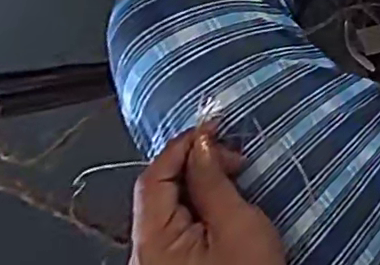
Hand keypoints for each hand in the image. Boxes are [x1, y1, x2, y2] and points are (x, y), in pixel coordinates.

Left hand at [131, 128, 284, 264]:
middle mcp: (143, 256)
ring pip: (169, 208)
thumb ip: (212, 178)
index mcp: (151, 244)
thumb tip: (202, 139)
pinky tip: (224, 202)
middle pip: (159, 191)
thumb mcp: (236, 225)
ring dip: (199, 183)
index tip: (214, 127)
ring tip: (234, 175)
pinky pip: (177, 228)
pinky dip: (199, 206)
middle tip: (234, 157)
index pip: (153, 177)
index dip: (181, 145)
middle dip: (194, 163)